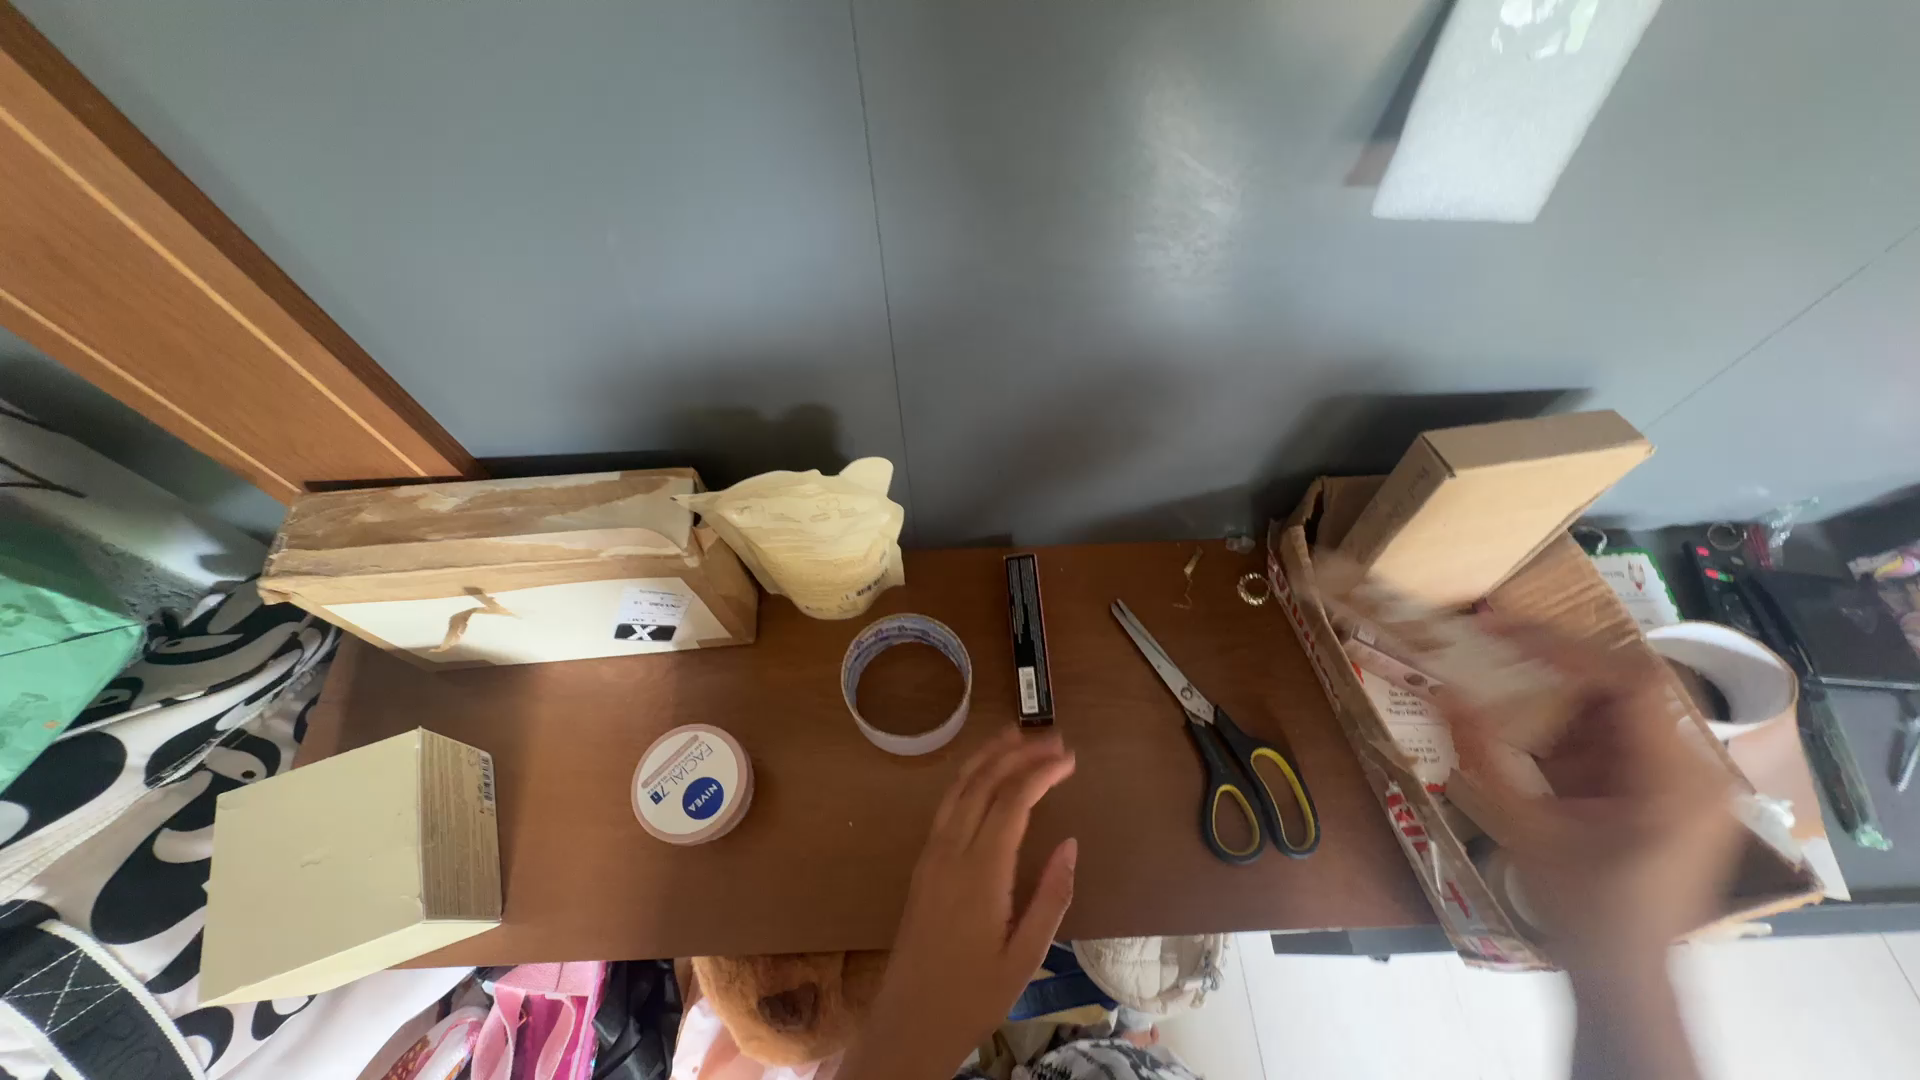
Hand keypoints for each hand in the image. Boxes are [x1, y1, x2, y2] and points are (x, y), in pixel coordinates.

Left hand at [839, 728, 1077, 1079]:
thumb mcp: (1026, 957)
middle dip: (1018, 753)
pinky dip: (969, 779)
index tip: (1069, 759)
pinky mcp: (923, 864)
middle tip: (1052, 739)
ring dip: (988, 757)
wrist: (908, 1022)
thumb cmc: (973, 995)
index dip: (1041, 772)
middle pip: (983, 782)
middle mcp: (950, 851)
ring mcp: (931, 854)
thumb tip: (1070, 843)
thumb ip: (1051, 896)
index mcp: (980, 872)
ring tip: (1015, 736)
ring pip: (958, 788)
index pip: (1012, 801)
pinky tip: (984, 776)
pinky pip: (946, 806)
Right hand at [1442, 628, 1742, 974]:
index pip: (1628, 682)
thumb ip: (1483, 754)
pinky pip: (1605, 732)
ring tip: (1492, 666)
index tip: (1500, 629)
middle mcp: (1686, 767)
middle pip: (1621, 683)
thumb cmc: (1581, 908)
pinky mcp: (1653, 787)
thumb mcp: (1523, 828)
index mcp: (1672, 778)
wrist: (1623, 971)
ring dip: (1550, 686)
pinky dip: (1557, 719)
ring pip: (1611, 704)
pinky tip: (1517, 718)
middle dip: (1551, 657)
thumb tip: (1443, 690)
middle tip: (1489, 635)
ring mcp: (1674, 777)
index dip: (1563, 646)